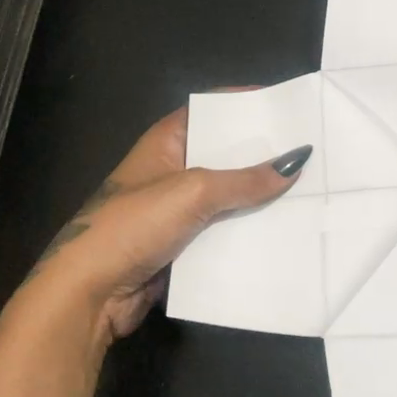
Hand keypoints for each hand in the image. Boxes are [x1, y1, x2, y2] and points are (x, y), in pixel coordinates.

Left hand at [17, 99, 312, 345]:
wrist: (87, 294)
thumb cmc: (133, 224)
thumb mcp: (194, 192)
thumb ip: (245, 179)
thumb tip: (295, 160)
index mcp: (168, 140)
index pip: (213, 109)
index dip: (246, 103)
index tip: (287, 104)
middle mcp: (173, 167)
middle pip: (225, 152)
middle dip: (263, 152)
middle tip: (309, 147)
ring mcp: (176, 207)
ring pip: (227, 193)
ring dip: (258, 194)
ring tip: (308, 187)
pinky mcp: (181, 244)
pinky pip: (222, 229)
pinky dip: (246, 228)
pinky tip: (282, 227)